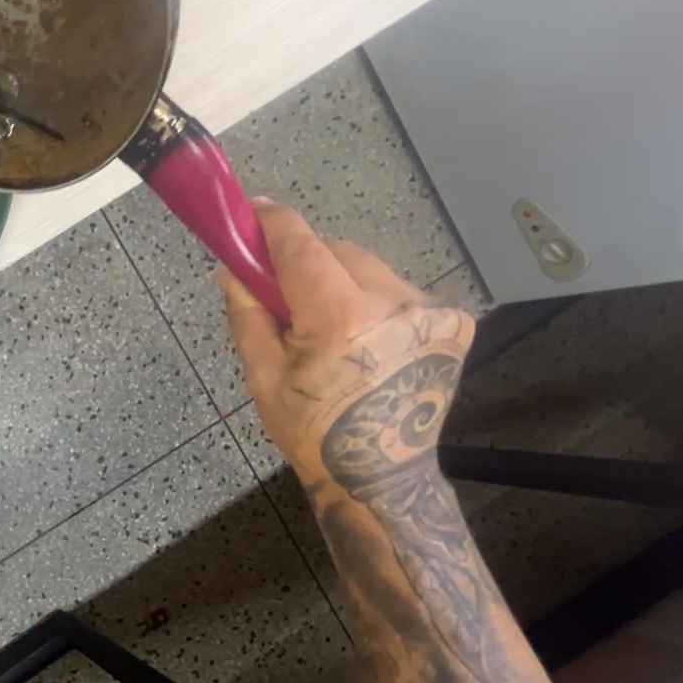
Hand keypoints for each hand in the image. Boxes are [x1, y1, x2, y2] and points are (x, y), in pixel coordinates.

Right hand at [219, 203, 475, 486]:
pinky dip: (369, 300)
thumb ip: (248, 316)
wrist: (379, 473)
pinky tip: (358, 337)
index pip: (303, 248)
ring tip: (320, 323)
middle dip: (304, 260)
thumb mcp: (263, 377)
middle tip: (278, 288)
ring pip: (369, 269)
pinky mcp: (452, 321)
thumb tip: (230, 270)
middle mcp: (393, 303)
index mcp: (339, 318)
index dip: (276, 224)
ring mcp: (430, 311)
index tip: (254, 209)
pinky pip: (397, 291)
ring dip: (337, 280)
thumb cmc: (310, 430)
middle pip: (338, 253)